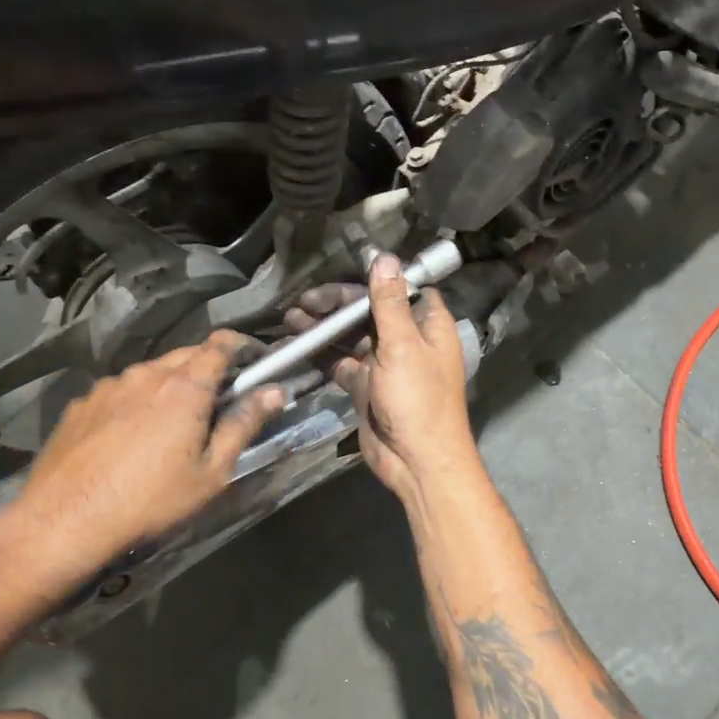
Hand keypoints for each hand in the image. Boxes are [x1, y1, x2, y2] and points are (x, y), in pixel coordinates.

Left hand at [3, 331, 283, 589]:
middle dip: (208, 369)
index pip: (220, 345)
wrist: (63, 521)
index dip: (242, 347)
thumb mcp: (211, 473)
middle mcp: (145, 374)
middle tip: (218, 403)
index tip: (255, 361)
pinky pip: (120, 392)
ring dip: (169, 386)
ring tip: (171, 424)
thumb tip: (274, 391)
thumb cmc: (150, 502)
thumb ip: (244, 425)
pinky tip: (129, 438)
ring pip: (150, 373)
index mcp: (185, 387)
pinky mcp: (81, 404)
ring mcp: (108, 386)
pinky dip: (135, 402)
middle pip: (186, 355)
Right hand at [284, 253, 476, 511]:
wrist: (417, 461)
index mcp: (428, 324)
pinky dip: (322, 355)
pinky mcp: (367, 386)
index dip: (374, 278)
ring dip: (324, 328)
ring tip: (290, 319)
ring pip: (352, 337)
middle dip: (336, 305)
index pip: (401, 288)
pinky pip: (342, 364)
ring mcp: (387, 364)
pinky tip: (297, 346)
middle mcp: (409, 339)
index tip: (342, 271)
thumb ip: (389, 301)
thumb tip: (384, 257)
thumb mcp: (402, 345)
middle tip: (303, 301)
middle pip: (370, 311)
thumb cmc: (418, 399)